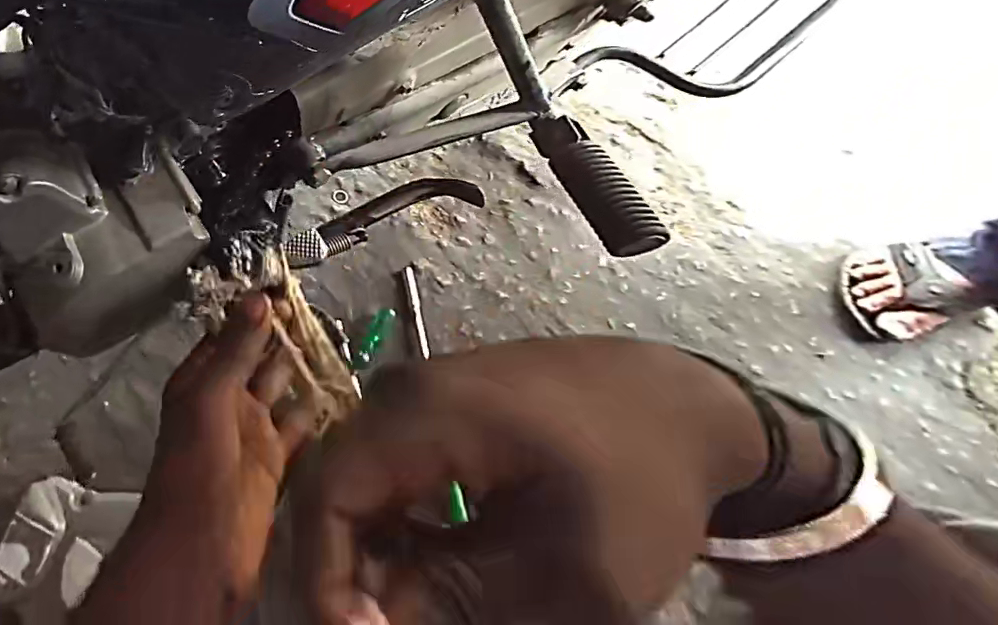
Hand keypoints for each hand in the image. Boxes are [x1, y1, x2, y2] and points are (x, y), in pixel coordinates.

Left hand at [75, 294, 316, 623]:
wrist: (201, 547)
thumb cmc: (196, 463)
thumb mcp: (211, 396)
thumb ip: (235, 348)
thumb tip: (258, 298)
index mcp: (200, 380)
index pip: (228, 334)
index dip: (252, 311)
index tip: (283, 286)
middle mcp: (226, 399)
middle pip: (257, 357)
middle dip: (280, 333)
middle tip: (314, 306)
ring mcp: (252, 430)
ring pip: (280, 387)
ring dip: (301, 366)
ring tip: (331, 337)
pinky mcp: (276, 460)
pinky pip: (298, 426)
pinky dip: (315, 409)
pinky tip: (338, 389)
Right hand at [298, 337, 772, 624]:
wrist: (672, 401)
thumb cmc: (634, 480)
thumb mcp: (570, 573)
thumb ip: (460, 607)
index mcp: (420, 412)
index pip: (327, 493)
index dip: (325, 580)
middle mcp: (397, 395)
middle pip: (333, 489)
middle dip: (348, 577)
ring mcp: (411, 398)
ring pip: (357, 487)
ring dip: (372, 562)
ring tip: (421, 611)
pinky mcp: (429, 412)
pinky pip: (387, 477)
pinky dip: (397, 536)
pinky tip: (437, 577)